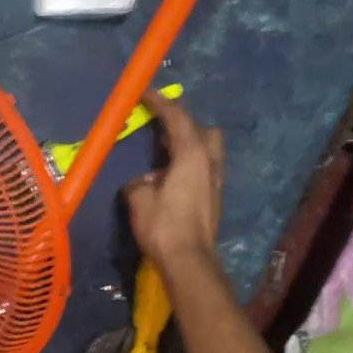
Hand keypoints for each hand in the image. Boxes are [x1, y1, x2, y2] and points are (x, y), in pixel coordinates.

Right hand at [123, 91, 225, 272]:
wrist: (189, 260)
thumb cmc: (163, 226)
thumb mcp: (139, 200)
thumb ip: (138, 184)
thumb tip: (140, 182)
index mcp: (191, 154)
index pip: (177, 118)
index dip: (160, 103)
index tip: (145, 92)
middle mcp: (209, 162)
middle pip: (201, 130)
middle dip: (182, 124)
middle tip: (160, 128)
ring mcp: (214, 181)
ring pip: (206, 150)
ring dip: (188, 145)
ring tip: (165, 154)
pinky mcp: (213, 198)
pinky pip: (202, 169)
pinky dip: (187, 165)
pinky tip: (170, 178)